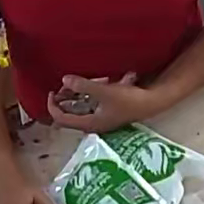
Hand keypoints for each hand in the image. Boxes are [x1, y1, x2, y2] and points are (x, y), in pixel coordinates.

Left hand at [47, 73, 161, 132]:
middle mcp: (92, 124)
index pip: (61, 118)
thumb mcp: (104, 91)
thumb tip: (64, 79)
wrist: (152, 103)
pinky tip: (104, 80)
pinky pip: (93, 102)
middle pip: (69, 113)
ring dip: (78, 94)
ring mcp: (100, 118)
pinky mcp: (108, 111)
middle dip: (65, 98)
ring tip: (81, 80)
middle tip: (65, 84)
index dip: (52, 106)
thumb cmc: (128, 100)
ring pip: (81, 107)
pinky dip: (92, 92)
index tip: (51, 91)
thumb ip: (83, 86)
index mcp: (88, 123)